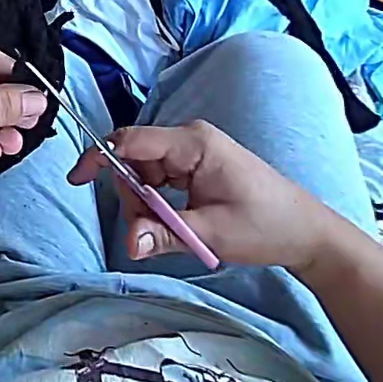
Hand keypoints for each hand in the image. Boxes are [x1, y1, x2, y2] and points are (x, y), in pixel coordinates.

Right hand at [67, 120, 343, 271]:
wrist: (305, 231)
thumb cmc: (266, 226)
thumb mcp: (212, 233)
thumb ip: (165, 234)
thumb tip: (129, 242)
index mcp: (193, 143)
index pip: (131, 141)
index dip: (99, 157)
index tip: (76, 179)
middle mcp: (190, 139)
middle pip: (134, 158)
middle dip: (131, 195)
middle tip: (149, 231)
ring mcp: (192, 150)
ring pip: (143, 170)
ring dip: (144, 202)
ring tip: (171, 230)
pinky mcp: (195, 164)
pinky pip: (158, 177)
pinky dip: (156, 201)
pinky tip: (173, 220)